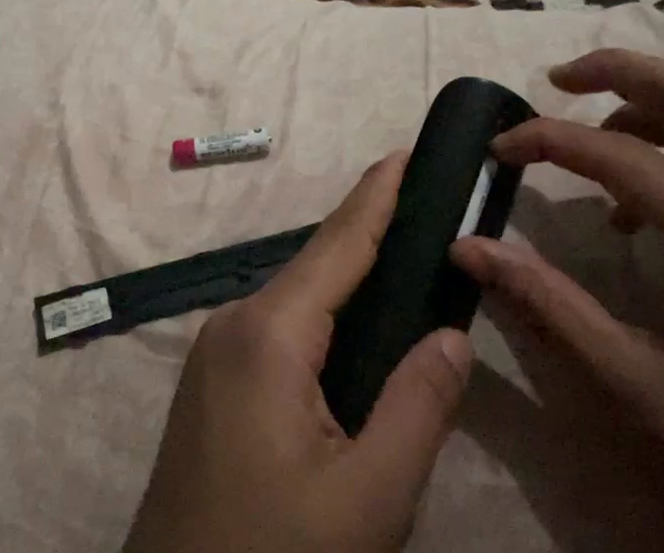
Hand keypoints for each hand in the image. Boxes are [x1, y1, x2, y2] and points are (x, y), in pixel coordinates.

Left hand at [125, 152, 472, 552]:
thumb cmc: (275, 551)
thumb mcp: (368, 496)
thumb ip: (418, 407)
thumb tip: (452, 334)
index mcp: (268, 334)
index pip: (337, 245)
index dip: (377, 195)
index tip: (408, 151)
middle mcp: (233, 325)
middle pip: (317, 267)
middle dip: (373, 235)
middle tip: (433, 211)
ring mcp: (214, 354)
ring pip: (297, 301)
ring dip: (351, 282)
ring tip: (410, 264)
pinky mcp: (211, 385)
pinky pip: (278, 332)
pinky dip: (324, 319)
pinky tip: (358, 332)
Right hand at [451, 49, 663, 552]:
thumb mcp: (638, 391)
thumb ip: (552, 308)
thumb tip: (471, 249)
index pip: (632, 161)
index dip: (553, 141)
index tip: (498, 149)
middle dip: (626, 71)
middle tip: (556, 80)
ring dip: (653, 103)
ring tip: (586, 135)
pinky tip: (633, 206)